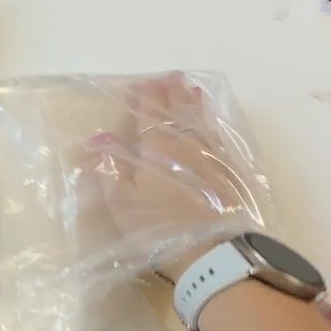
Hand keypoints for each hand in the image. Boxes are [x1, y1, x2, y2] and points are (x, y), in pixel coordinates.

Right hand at [91, 75, 253, 279]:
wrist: (211, 252)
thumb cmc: (157, 226)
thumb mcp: (120, 200)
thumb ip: (110, 167)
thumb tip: (100, 139)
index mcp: (157, 149)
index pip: (151, 116)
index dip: (148, 100)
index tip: (145, 83)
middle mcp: (188, 147)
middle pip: (180, 114)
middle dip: (174, 95)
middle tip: (173, 77)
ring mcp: (213, 160)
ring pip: (202, 125)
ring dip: (196, 107)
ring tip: (194, 92)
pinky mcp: (230, 177)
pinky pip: (219, 141)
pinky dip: (213, 128)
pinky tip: (213, 128)